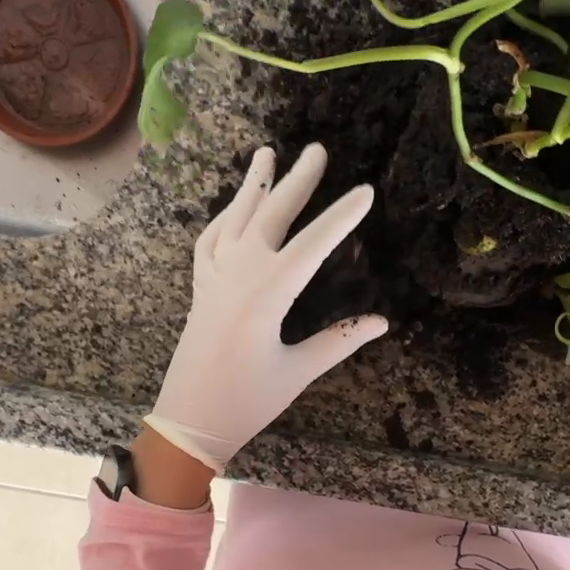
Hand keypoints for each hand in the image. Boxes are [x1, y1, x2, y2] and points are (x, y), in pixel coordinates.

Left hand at [145, 144, 388, 471]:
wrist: (189, 420)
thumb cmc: (247, 402)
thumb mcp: (298, 372)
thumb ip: (337, 342)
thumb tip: (381, 322)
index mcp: (267, 295)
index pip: (312, 245)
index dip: (341, 218)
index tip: (365, 191)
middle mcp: (238, 276)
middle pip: (271, 217)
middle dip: (297, 183)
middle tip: (317, 150)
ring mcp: (214, 279)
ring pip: (235, 220)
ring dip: (253, 186)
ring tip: (267, 153)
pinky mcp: (200, 289)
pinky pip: (210, 242)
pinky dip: (224, 219)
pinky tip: (234, 207)